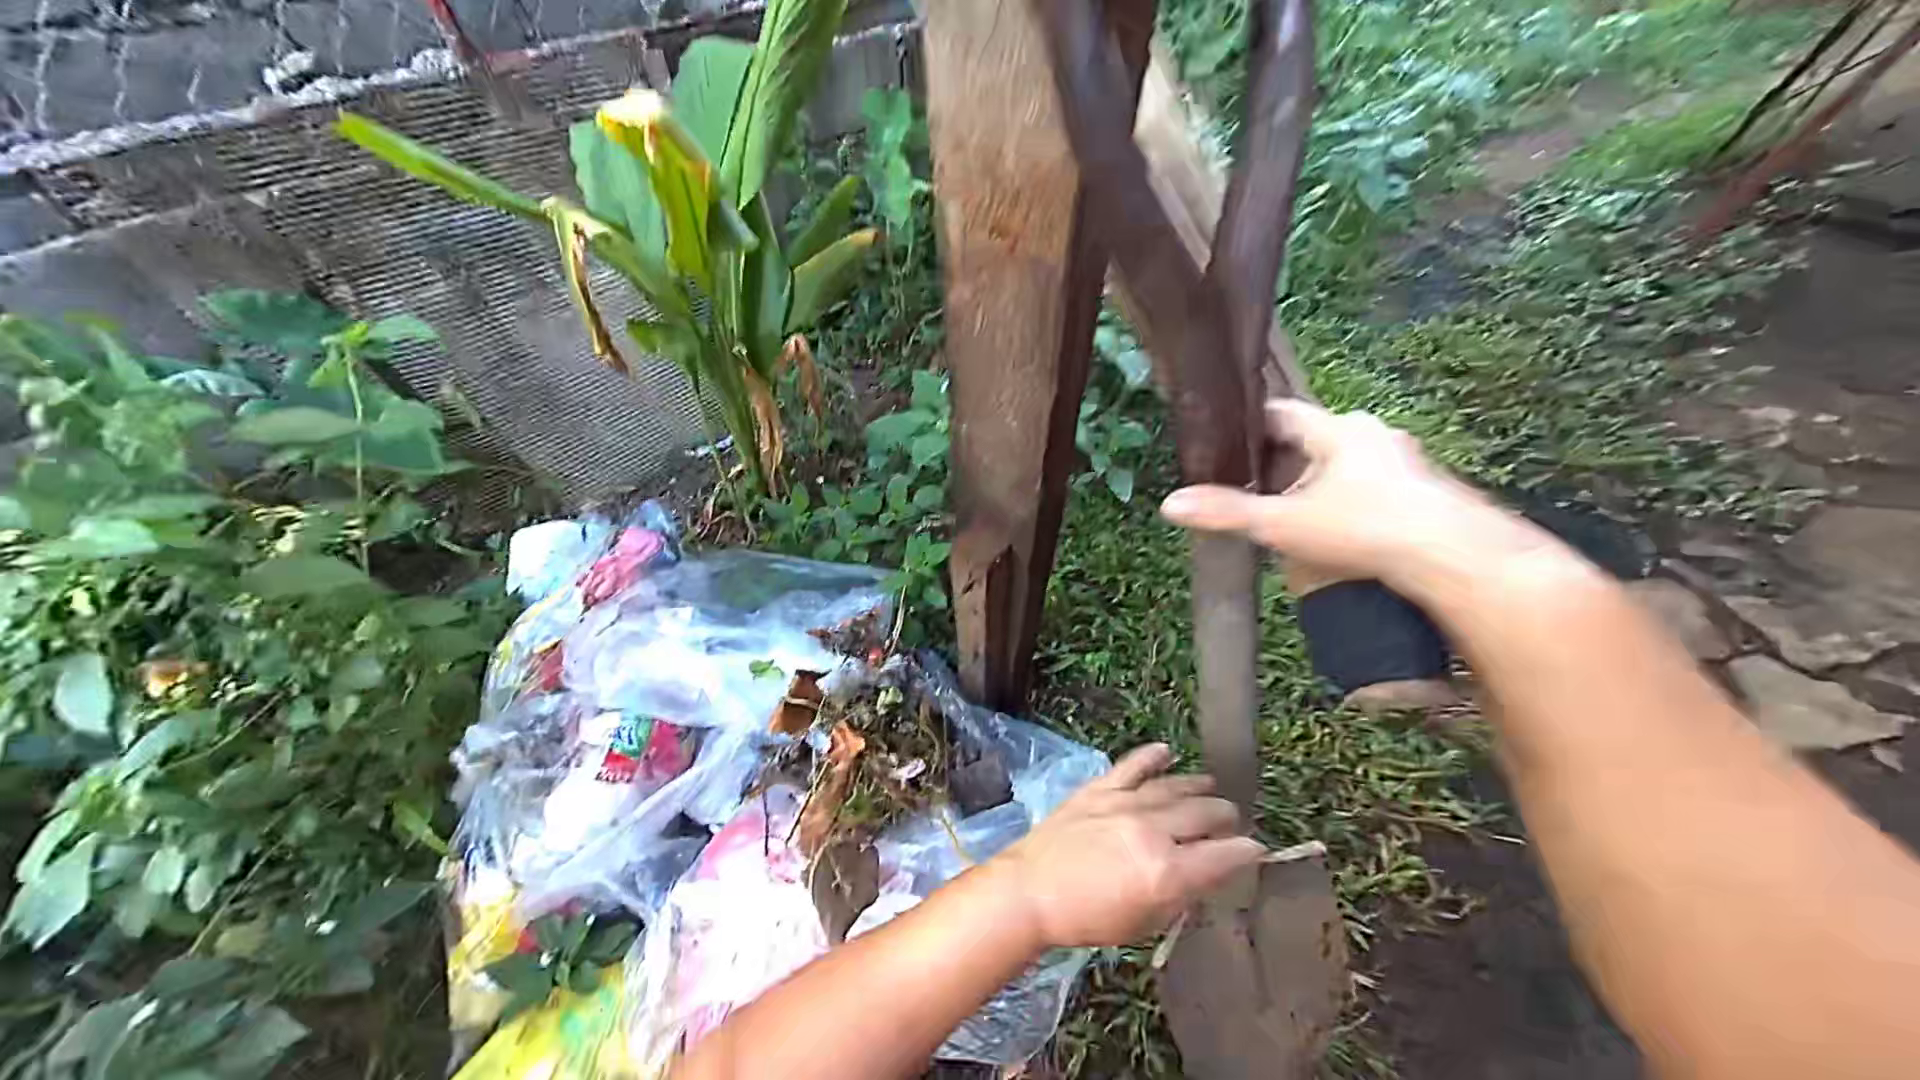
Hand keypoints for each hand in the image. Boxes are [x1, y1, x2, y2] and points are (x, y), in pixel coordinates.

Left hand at [992, 743, 1263, 947]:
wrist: (1030, 890)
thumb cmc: (1087, 918)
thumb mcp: (1143, 922)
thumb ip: (1178, 895)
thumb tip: (1201, 874)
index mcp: (1166, 871)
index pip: (1223, 857)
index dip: (1246, 852)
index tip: (1256, 849)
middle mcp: (1151, 831)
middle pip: (1202, 815)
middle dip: (1224, 817)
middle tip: (1231, 819)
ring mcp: (1123, 804)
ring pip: (1172, 788)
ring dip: (1196, 786)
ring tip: (1210, 787)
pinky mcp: (1099, 789)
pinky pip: (1131, 766)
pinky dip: (1151, 756)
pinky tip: (1166, 750)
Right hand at [1160, 399, 1555, 594]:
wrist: (1459, 560)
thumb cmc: (1365, 528)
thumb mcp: (1283, 523)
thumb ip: (1227, 512)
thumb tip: (1169, 504)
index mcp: (1339, 430)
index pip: (1282, 414)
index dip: (1250, 428)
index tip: (1227, 444)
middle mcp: (1375, 435)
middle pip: (1314, 440)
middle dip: (1283, 463)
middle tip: (1254, 489)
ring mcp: (1406, 462)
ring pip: (1346, 464)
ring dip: (1319, 484)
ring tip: (1293, 516)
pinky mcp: (1427, 490)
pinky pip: (1374, 485)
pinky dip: (1350, 500)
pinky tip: (1342, 532)